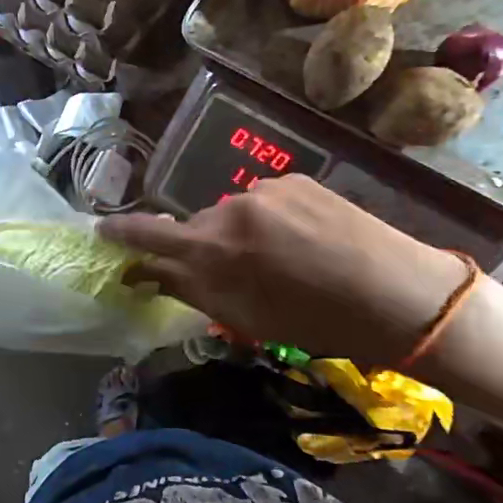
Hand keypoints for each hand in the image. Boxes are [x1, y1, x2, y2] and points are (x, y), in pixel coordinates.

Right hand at [97, 175, 469, 367]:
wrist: (399, 295)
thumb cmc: (318, 322)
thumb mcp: (246, 317)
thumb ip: (191, 288)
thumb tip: (149, 272)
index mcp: (216, 247)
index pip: (151, 233)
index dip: (123, 234)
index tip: (103, 232)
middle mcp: (233, 207)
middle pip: (198, 225)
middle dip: (204, 247)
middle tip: (232, 276)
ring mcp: (268, 188)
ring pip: (234, 212)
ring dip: (241, 234)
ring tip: (280, 262)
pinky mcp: (297, 179)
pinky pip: (266, 201)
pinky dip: (271, 221)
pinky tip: (303, 242)